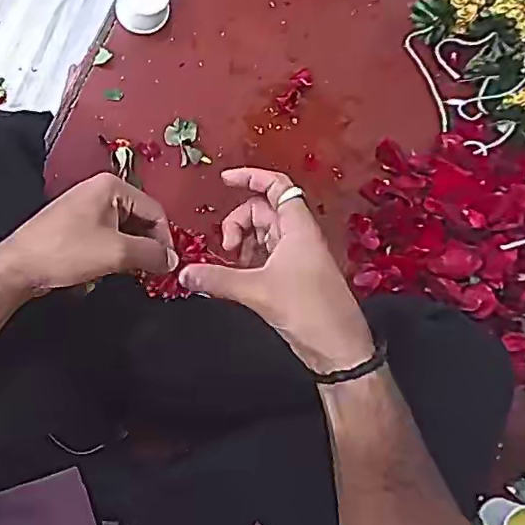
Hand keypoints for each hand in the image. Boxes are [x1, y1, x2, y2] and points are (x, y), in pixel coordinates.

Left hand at [0, 173, 176, 295]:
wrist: (16, 267)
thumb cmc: (65, 252)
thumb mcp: (117, 253)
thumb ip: (152, 254)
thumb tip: (172, 260)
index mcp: (111, 187)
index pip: (155, 211)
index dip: (165, 240)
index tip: (167, 265)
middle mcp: (100, 191)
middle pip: (140, 220)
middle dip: (146, 248)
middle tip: (150, 273)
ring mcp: (86, 208)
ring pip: (124, 232)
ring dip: (129, 254)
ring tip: (126, 273)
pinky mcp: (75, 226)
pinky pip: (107, 238)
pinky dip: (112, 255)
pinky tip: (105, 271)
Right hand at [178, 168, 374, 374]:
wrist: (338, 347)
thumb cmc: (309, 310)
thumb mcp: (257, 291)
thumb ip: (217, 279)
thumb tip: (186, 274)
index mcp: (297, 227)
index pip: (276, 186)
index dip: (251, 177)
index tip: (225, 180)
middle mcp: (298, 236)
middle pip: (262, 211)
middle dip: (239, 222)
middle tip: (226, 248)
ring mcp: (297, 255)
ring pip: (263, 234)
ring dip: (243, 243)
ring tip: (231, 264)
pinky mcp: (294, 275)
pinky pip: (267, 255)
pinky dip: (249, 259)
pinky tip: (238, 276)